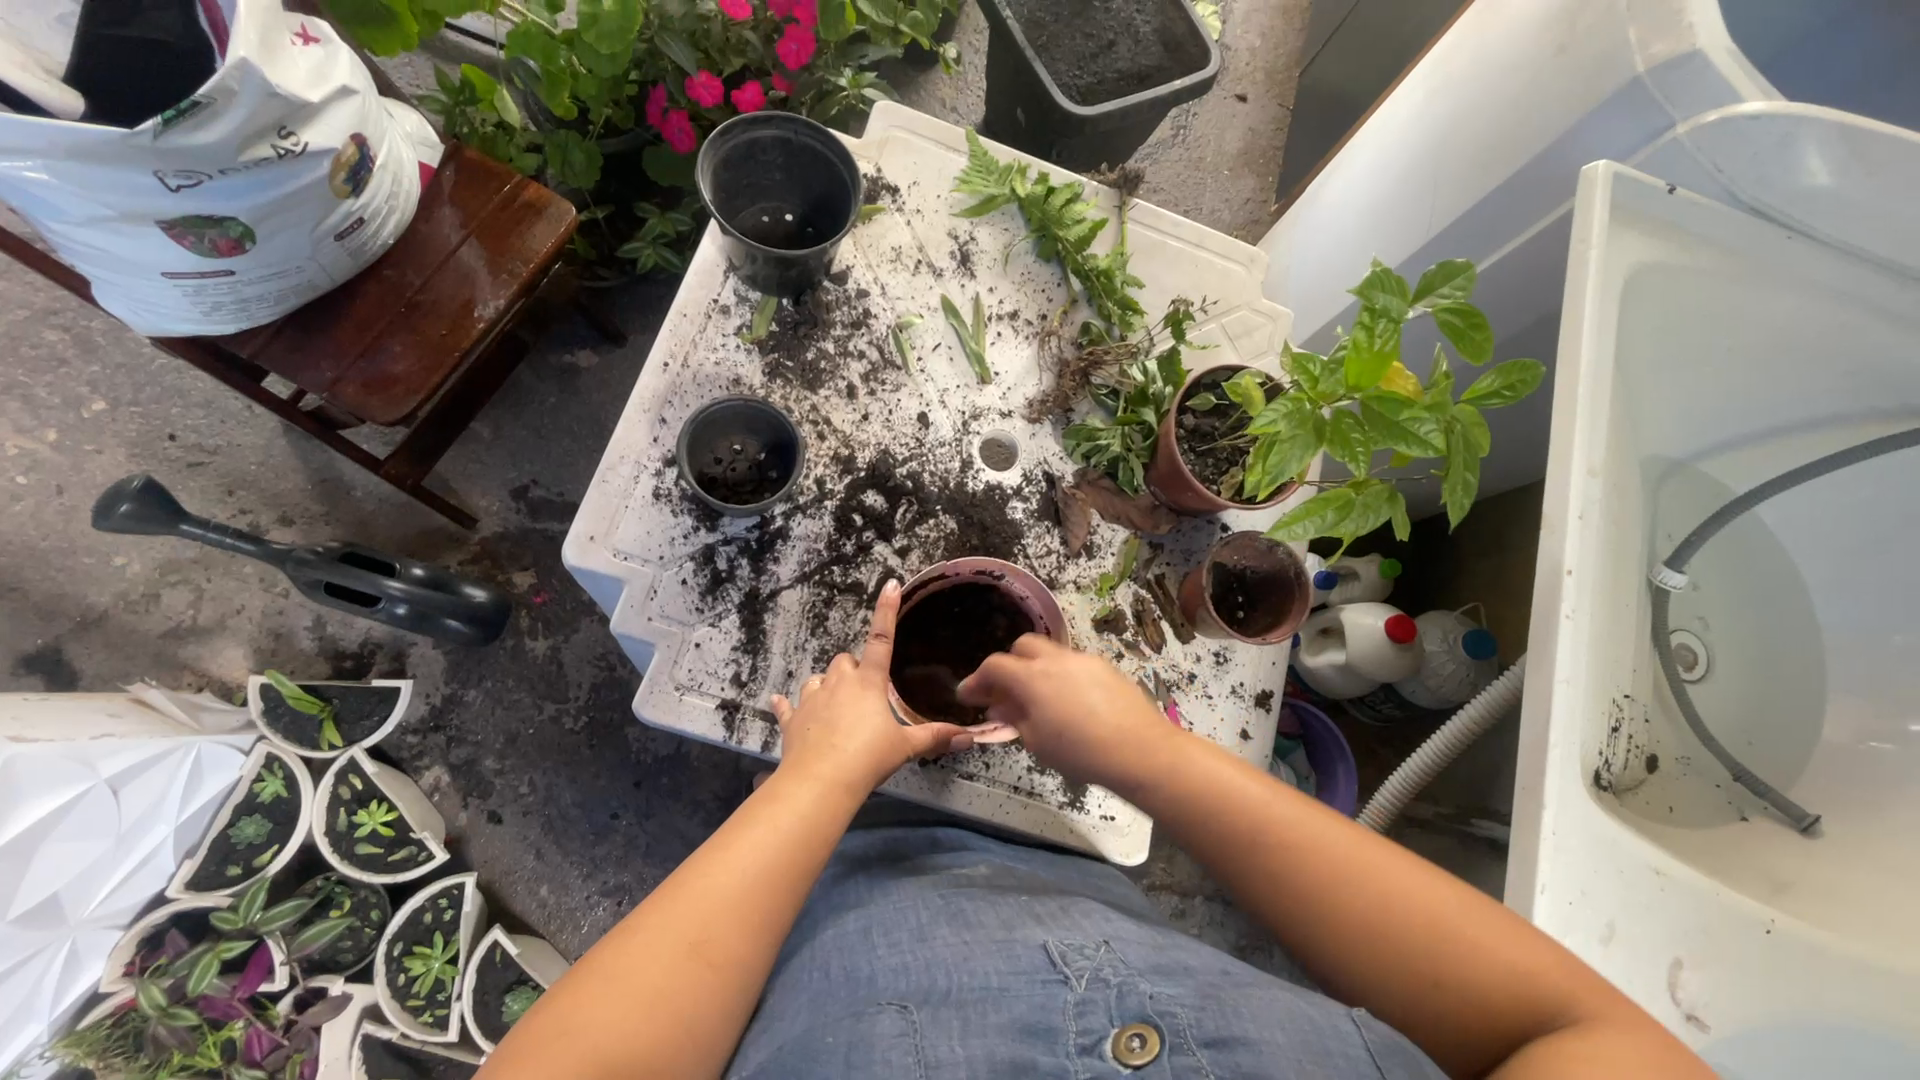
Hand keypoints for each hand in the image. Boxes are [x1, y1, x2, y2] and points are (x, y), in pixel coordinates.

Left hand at [770, 580, 974, 795]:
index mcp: (868, 683)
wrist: (819, 781)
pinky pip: (787, 705)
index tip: (891, 584)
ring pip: (817, 679)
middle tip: (866, 694)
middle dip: (854, 670)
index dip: (887, 611)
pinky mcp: (791, 719)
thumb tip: (968, 737)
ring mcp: (811, 699)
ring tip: (836, 706)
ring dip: (826, 686)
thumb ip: (934, 738)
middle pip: (845, 661)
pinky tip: (780, 704)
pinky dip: (787, 705)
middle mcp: (838, 683)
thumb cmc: (866, 759)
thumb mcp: (905, 748)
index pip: (881, 639)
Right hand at [956, 635, 1180, 788]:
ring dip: (1036, 669)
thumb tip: (1000, 704)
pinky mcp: (1106, 668)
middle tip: (1004, 691)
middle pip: (1022, 646)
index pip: (994, 666)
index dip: (976, 680)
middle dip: (1008, 664)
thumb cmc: (1082, 753)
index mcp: (1032, 678)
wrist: (1141, 750)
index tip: (968, 696)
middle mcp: (1056, 659)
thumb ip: (1015, 717)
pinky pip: (1074, 665)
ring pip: (1050, 653)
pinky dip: (1061, 676)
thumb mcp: (1037, 742)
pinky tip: (1069, 703)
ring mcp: (1084, 660)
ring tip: (1039, 700)